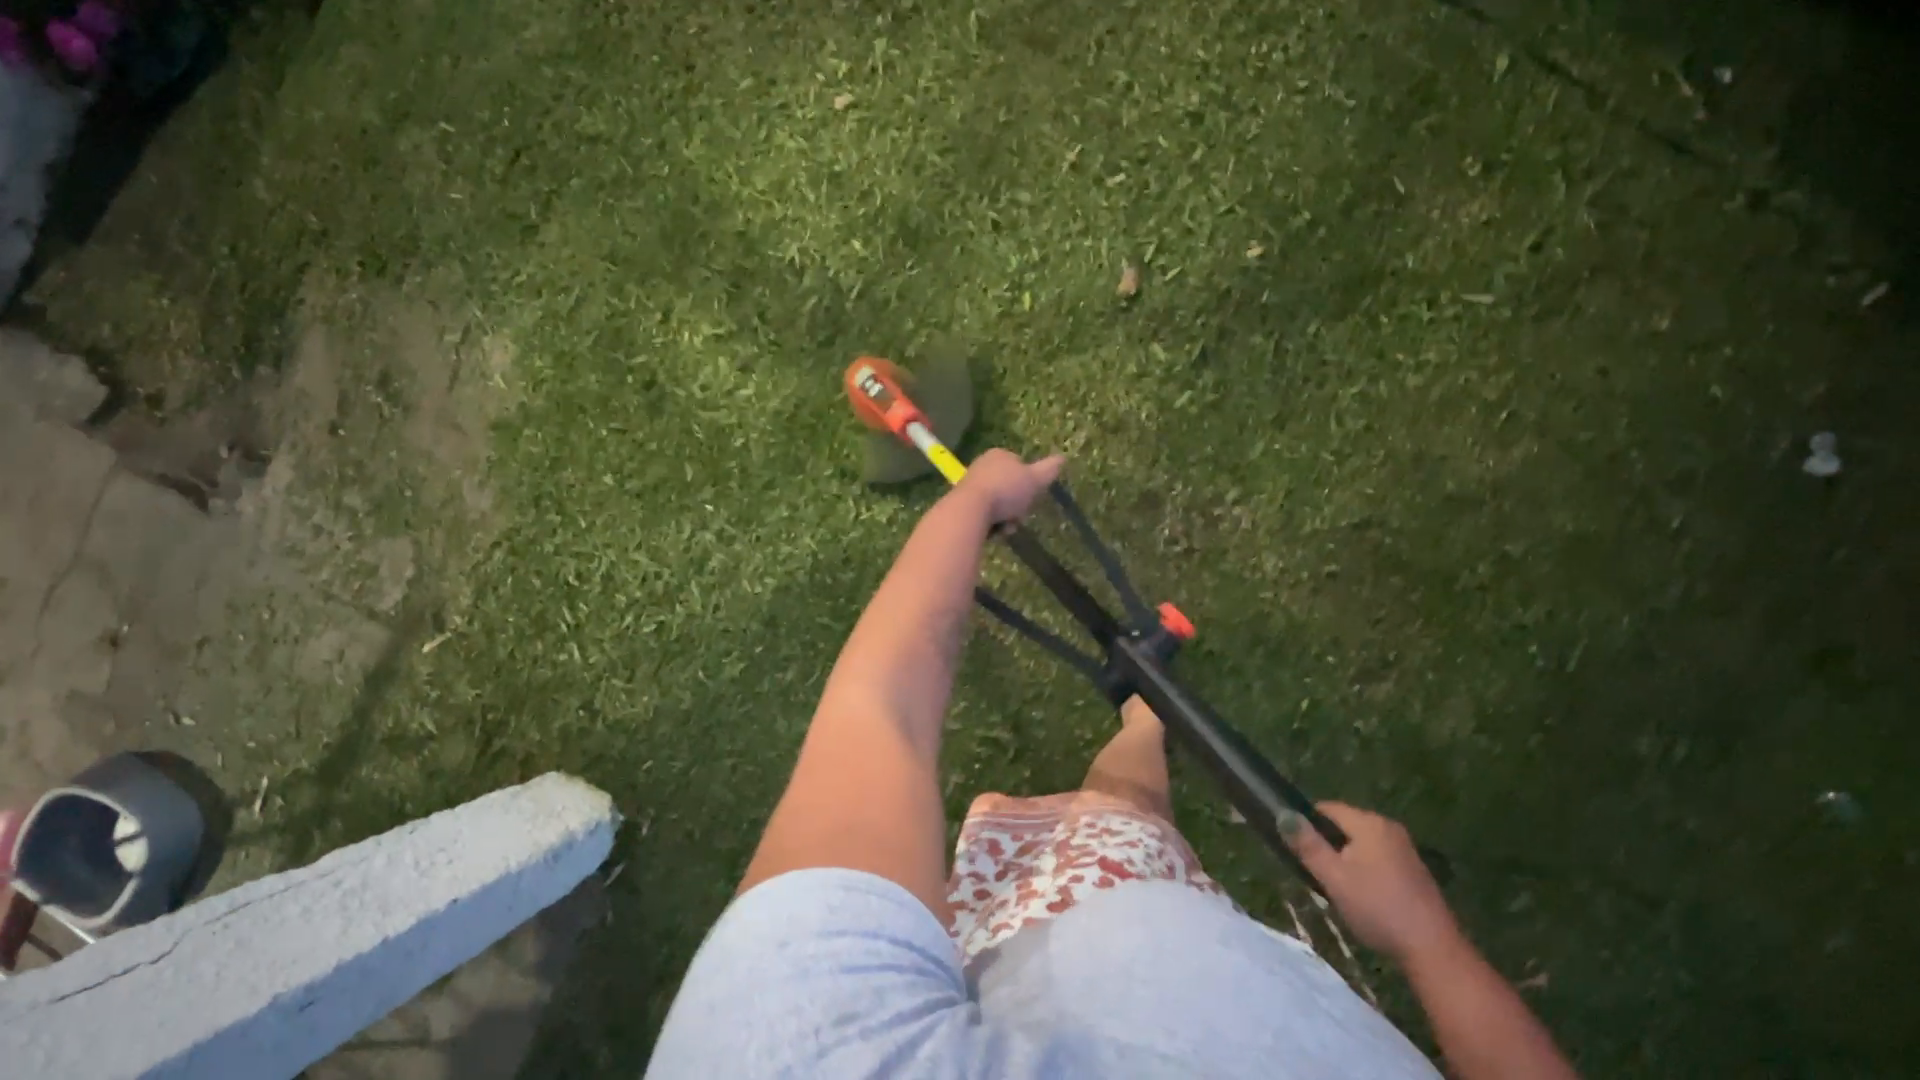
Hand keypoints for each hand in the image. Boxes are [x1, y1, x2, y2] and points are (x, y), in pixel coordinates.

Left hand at [952, 450, 1063, 522]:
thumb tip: (1063, 458)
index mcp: (998, 455)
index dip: (1028, 482)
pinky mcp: (961, 504)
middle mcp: (982, 466)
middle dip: (1016, 504)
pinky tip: (994, 531)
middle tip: (1019, 515)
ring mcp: (970, 485)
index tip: (1032, 496)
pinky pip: (984, 514)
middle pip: (1008, 487)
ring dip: (1005, 517)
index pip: (1019, 465)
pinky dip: (991, 524)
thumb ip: (1048, 469)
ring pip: (997, 503)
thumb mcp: (1034, 479)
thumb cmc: (1006, 490)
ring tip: (1007, 527)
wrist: (970, 509)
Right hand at [1283, 802, 1461, 965]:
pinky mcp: (1413, 870)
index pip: (1327, 808)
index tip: (1297, 850)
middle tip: (1315, 874)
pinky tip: (1362, 896)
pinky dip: (1364, 870)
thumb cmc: (1376, 908)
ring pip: (1361, 844)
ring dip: (1345, 860)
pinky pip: (1378, 858)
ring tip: (1335, 888)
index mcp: (1369, 823)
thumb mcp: (1333, 877)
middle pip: (1345, 826)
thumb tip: (1283, 814)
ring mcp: (1405, 849)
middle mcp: (1389, 828)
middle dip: (1327, 845)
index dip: (1307, 824)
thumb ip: (1307, 845)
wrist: (1432, 948)